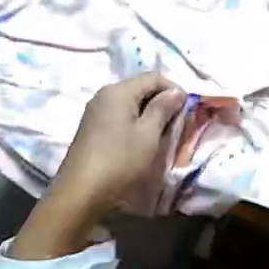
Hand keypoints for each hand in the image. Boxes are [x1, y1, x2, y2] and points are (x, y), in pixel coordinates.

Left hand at [8, 74, 186, 261]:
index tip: (187, 110)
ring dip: (148, 115)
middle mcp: (104, 95)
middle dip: (161, 102)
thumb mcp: (148, 134)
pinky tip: (141, 142)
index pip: (153, 77)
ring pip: (130, 104)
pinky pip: (119, 117)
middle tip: (176, 124)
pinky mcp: (92, 129)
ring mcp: (95, 112)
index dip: (173, 89)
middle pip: (140, 89)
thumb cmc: (120, 159)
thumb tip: (176, 91)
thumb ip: (163, 108)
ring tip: (161, 135)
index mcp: (118, 91)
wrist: (82, 191)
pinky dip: (134, 124)